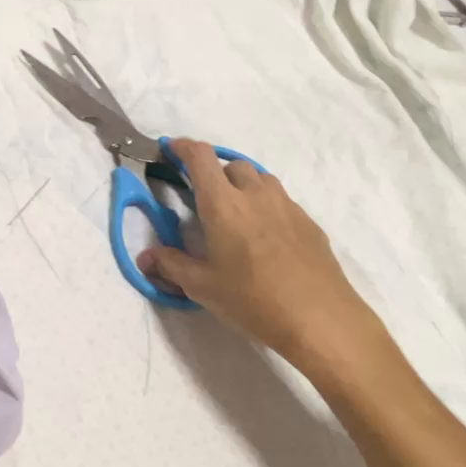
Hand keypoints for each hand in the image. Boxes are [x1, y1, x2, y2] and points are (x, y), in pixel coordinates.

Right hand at [137, 139, 396, 374]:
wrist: (320, 319)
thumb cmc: (252, 300)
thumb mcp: (202, 287)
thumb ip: (171, 266)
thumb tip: (145, 257)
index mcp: (223, 204)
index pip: (201, 157)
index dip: (183, 147)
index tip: (171, 150)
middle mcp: (255, 195)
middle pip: (232, 165)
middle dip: (214, 172)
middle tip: (203, 199)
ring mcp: (286, 206)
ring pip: (260, 179)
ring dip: (242, 186)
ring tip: (234, 214)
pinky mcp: (308, 222)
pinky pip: (281, 201)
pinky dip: (265, 206)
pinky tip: (264, 238)